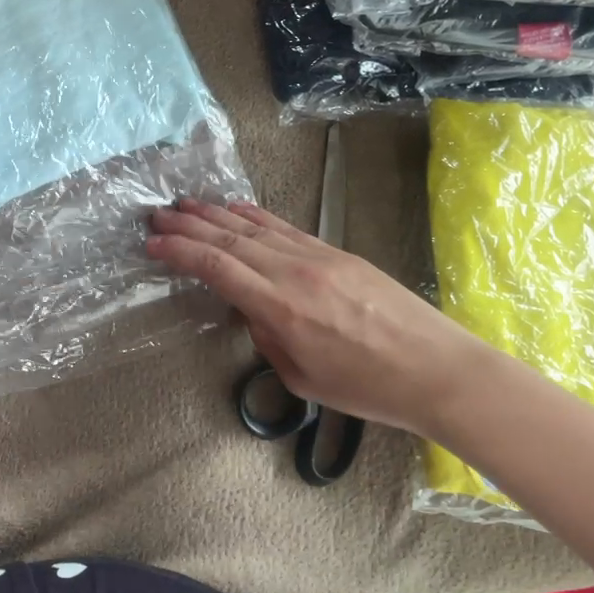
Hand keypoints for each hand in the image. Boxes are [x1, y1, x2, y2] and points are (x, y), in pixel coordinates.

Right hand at [147, 198, 496, 436]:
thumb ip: (269, 340)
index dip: (179, 252)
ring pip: (254, 227)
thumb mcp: (304, 379)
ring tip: (184, 204)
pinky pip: (285, 227)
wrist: (441, 370)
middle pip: (228, 239)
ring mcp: (317, 256)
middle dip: (187, 225)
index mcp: (280, 309)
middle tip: (156, 215)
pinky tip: (235, 207)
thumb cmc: (370, 388)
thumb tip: (255, 311)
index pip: (216, 268)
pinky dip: (254, 215)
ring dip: (214, 214)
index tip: (152, 244)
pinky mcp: (337, 252)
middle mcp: (293, 273)